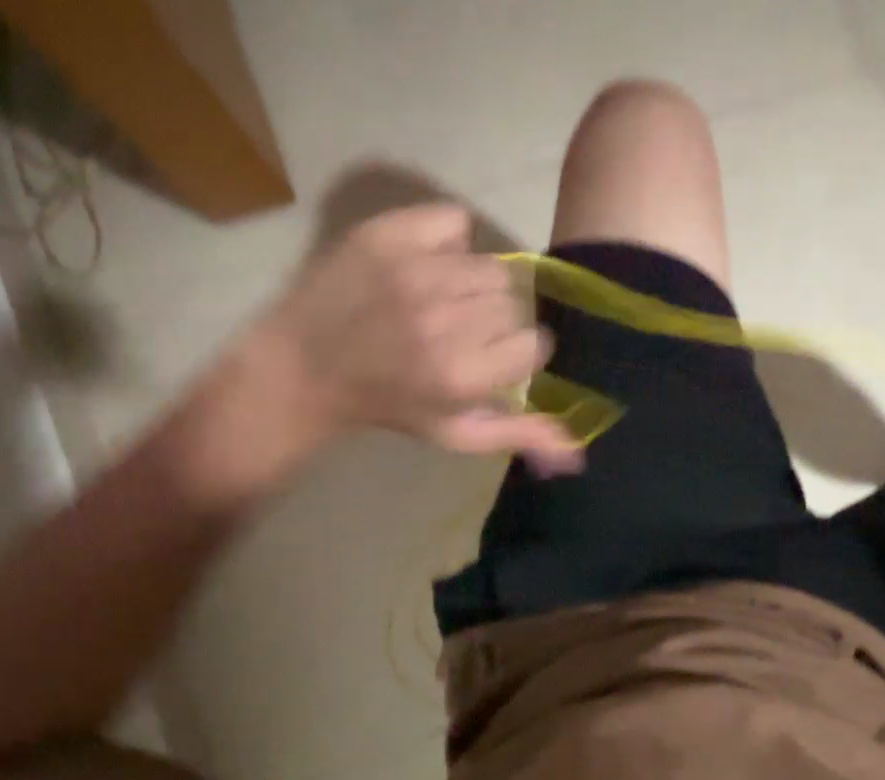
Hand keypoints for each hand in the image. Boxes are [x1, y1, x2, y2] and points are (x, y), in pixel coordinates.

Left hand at [204, 204, 583, 491]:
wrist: (304, 366)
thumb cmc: (389, 405)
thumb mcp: (454, 433)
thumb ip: (518, 434)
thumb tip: (579, 451)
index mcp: (462, 374)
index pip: (534, 343)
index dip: (518, 351)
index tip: (491, 358)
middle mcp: (444, 320)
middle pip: (514, 302)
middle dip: (496, 319)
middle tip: (462, 332)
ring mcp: (415, 272)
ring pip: (490, 266)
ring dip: (477, 283)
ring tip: (444, 300)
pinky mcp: (389, 236)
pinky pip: (455, 223)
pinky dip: (451, 240)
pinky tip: (429, 266)